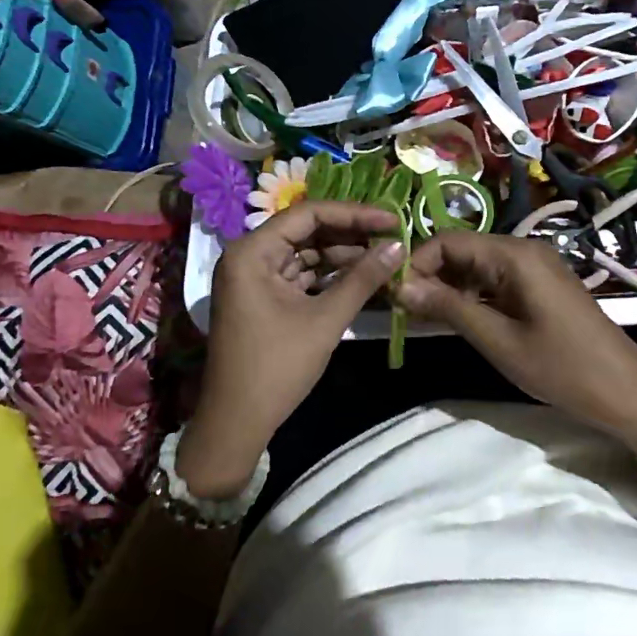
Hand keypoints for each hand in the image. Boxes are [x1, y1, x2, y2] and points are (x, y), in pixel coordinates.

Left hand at [177, 201, 403, 497]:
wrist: (237, 422)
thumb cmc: (276, 367)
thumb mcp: (324, 320)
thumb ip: (363, 279)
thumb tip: (399, 245)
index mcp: (252, 252)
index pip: (309, 214)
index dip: (354, 214)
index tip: (392, 218)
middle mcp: (249, 256)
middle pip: (307, 231)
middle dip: (351, 234)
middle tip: (393, 236)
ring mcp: (254, 277)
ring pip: (306, 253)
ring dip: (343, 255)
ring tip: (385, 255)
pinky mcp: (263, 297)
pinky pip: (301, 274)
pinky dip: (329, 276)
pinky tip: (363, 275)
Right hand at [397, 230, 636, 429]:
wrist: (626, 391)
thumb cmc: (562, 367)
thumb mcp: (498, 340)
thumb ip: (449, 307)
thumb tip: (400, 285)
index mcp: (515, 254)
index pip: (449, 241)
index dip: (417, 263)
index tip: (393, 295)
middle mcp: (524, 250)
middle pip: (463, 250)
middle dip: (430, 275)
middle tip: (403, 310)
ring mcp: (535, 268)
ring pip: (477, 266)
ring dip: (449, 287)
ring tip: (424, 318)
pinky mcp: (540, 286)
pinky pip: (496, 280)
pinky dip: (473, 296)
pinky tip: (457, 319)